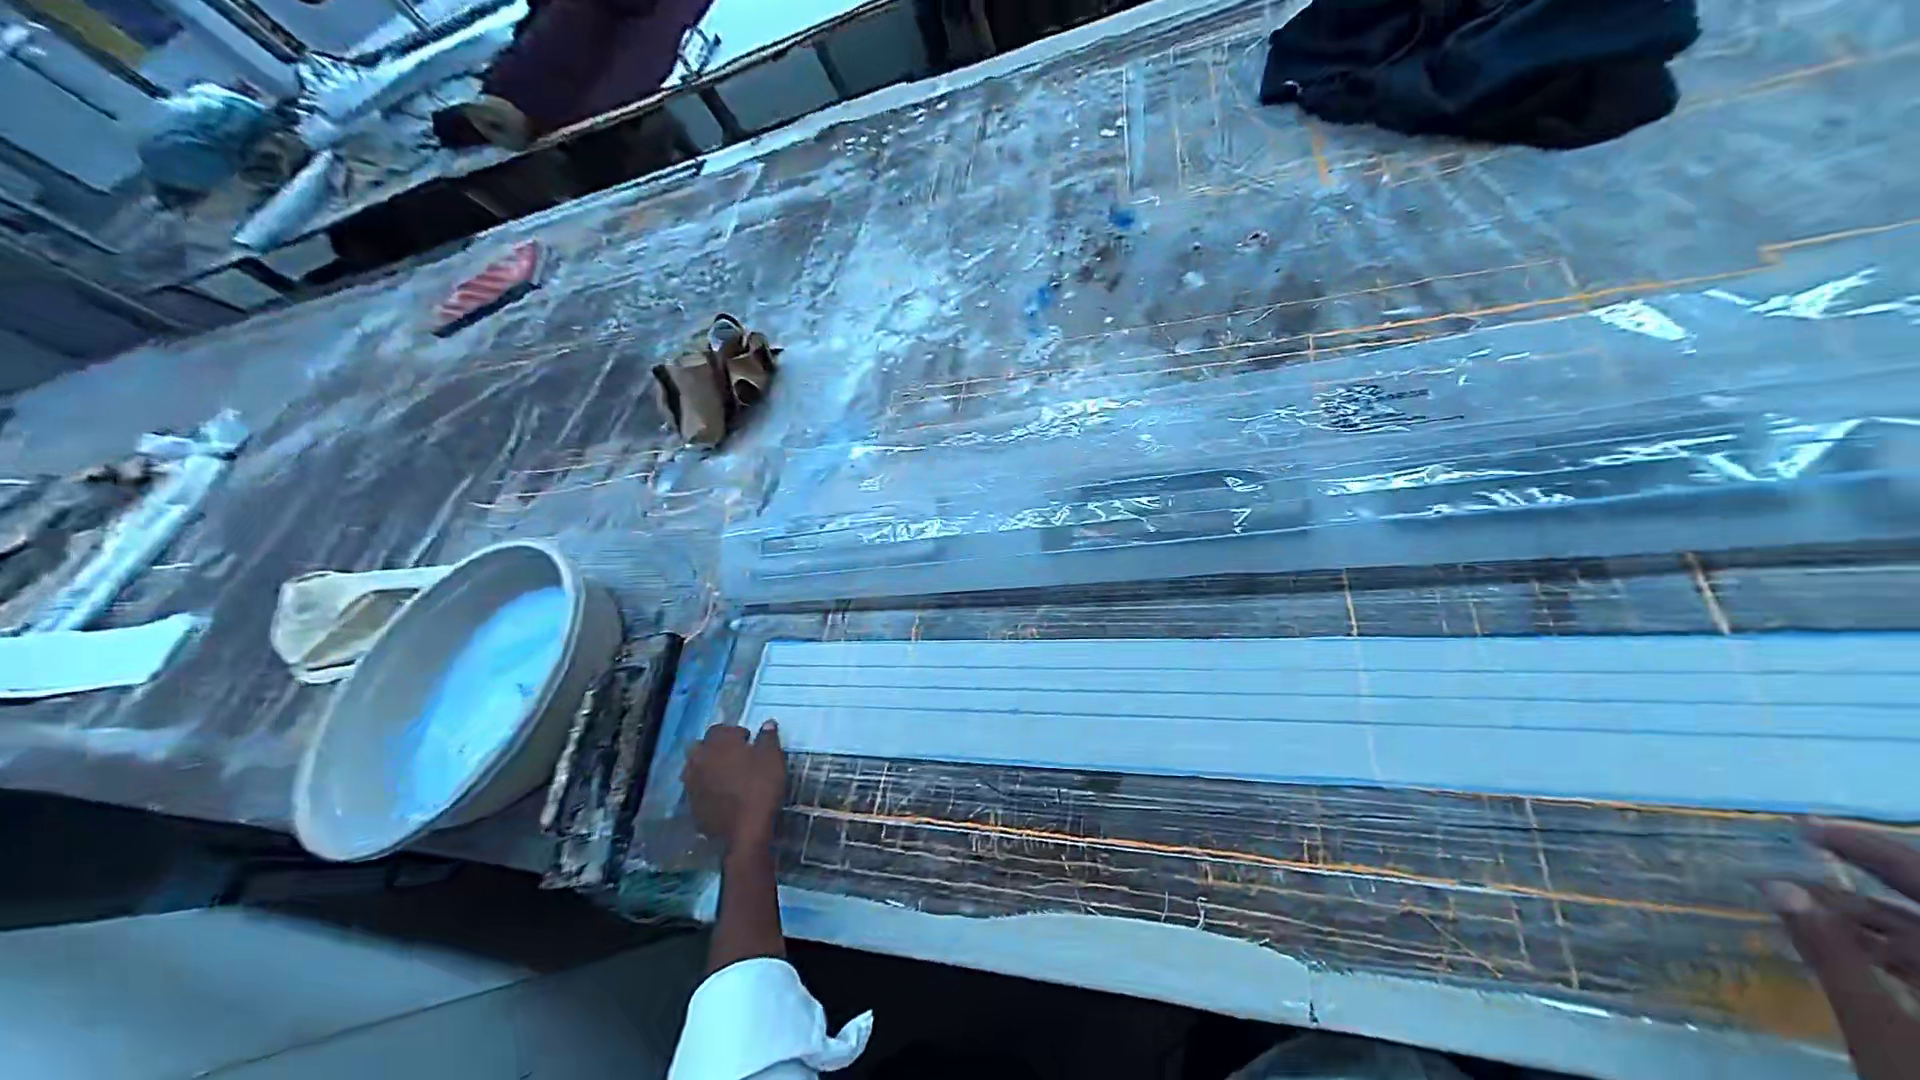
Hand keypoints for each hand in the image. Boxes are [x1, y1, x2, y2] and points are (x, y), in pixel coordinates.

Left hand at [682, 720, 786, 850]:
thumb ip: (768, 737)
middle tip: (735, 757)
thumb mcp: (772, 757)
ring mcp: (692, 784)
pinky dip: (707, 788)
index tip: (749, 741)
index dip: (734, 733)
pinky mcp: (692, 806)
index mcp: (717, 743)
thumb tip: (767, 723)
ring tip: (727, 776)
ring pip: (696, 768)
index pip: (719, 729)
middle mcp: (699, 759)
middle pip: (702, 747)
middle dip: (715, 748)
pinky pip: (697, 790)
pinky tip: (722, 796)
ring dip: (708, 768)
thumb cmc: (760, 786)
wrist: (745, 830)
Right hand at [1767, 823, 1919, 1079]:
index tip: (1807, 826)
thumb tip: (1779, 887)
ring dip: (1878, 915)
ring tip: (1805, 896)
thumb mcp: (1883, 1037)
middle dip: (1876, 875)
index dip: (1874, 851)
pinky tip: (1848, 940)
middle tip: (1810, 844)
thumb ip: (1833, 957)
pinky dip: (1896, 949)